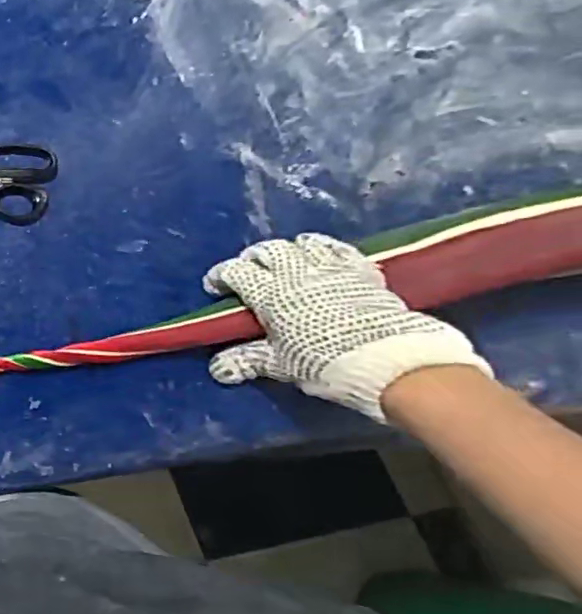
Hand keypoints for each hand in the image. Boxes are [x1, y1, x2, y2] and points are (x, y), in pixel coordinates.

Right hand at [203, 233, 490, 421]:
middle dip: (254, 258)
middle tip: (250, 272)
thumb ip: (247, 361)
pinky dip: (328, 250)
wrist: (394, 362)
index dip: (220, 276)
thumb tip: (219, 370)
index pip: (234, 271)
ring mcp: (333, 270)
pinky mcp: (364, 273)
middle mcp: (297, 274)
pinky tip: (325, 260)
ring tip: (287, 261)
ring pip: (304, 243)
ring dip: (291, 249)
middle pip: (268, 250)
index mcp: (269, 293)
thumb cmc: (325, 361)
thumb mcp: (280, 364)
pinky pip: (342, 250)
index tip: (218, 290)